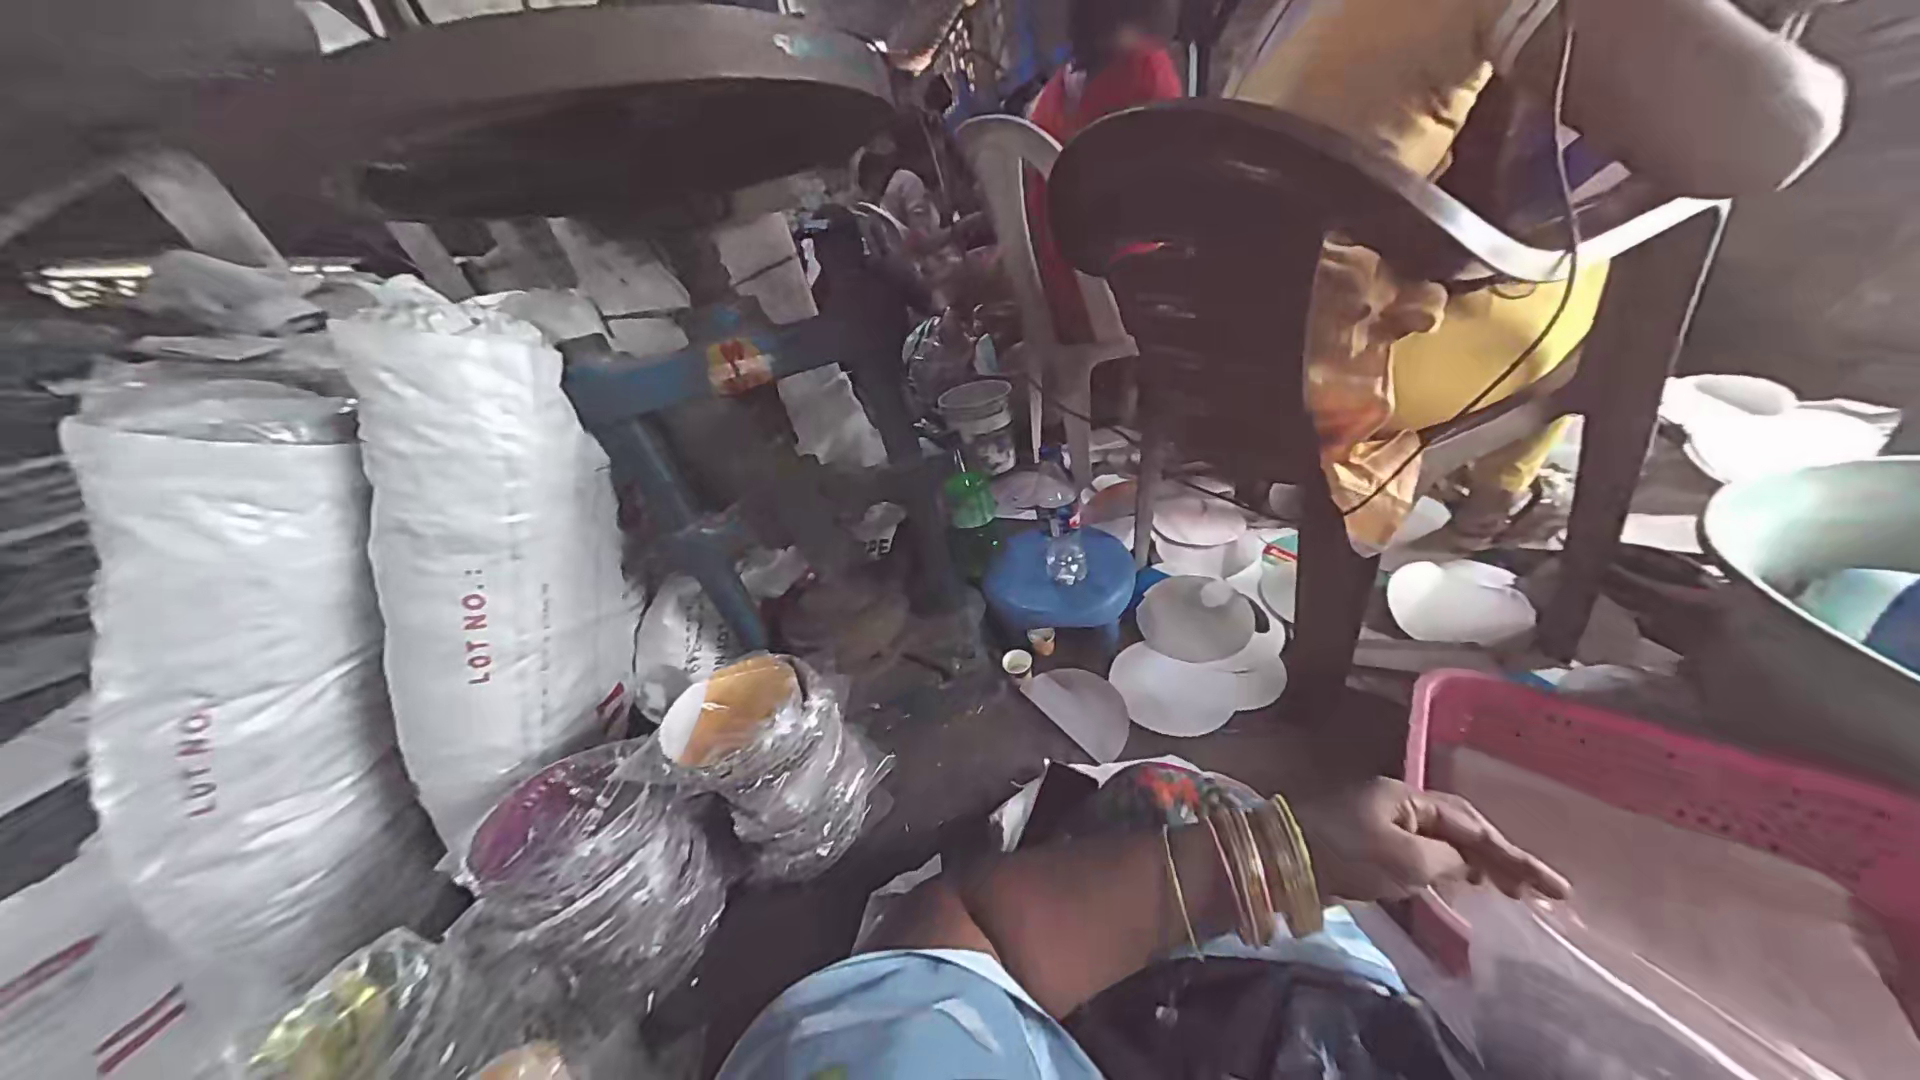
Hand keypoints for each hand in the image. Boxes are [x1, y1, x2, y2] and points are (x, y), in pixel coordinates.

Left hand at [1292, 778, 1570, 902]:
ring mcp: (1377, 821)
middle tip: (1534, 891)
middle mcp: (1393, 803)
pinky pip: (1418, 852)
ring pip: (1438, 840)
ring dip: (1473, 863)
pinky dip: (1445, 868)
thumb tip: (1467, 863)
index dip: (1512, 854)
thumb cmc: (1348, 853)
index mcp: (1403, 797)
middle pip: (1456, 826)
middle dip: (1496, 855)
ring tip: (1506, 891)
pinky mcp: (1366, 843)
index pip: (1469, 822)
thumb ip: (1448, 859)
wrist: (1287, 861)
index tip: (1554, 887)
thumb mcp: (1407, 859)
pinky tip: (1459, 886)